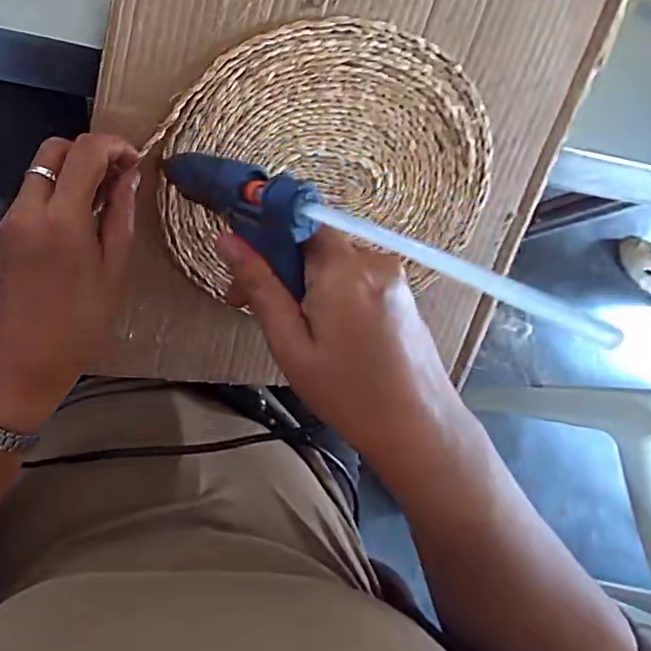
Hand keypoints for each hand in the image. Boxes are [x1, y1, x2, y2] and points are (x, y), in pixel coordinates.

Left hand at [0, 134, 139, 432]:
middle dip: (89, 151)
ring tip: (103, 195)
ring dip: (72, 168)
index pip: (84, 152)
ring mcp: (13, 217)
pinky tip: (81, 212)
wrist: (26, 359)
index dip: (114, 146)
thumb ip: (120, 214)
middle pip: (55, 148)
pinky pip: (33, 190)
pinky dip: (58, 186)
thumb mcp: (114, 269)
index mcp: (60, 218)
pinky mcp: (7, 229)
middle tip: (117, 175)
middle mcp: (29, 208)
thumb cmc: (80, 323)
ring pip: (41, 167)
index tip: (134, 162)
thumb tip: (129, 174)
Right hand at [217, 226, 461, 463]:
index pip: (296, 219)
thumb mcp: (291, 344)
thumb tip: (228, 240)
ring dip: (301, 281)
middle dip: (276, 265)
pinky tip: (319, 329)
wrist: (422, 431)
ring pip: (330, 261)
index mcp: (343, 269)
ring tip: (286, 325)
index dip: (263, 231)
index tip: (239, 260)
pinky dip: (328, 290)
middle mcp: (373, 261)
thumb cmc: (350, 394)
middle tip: (245, 303)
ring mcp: (392, 276)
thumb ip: (259, 286)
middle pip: (311, 242)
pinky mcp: (400, 293)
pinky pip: (353, 276)